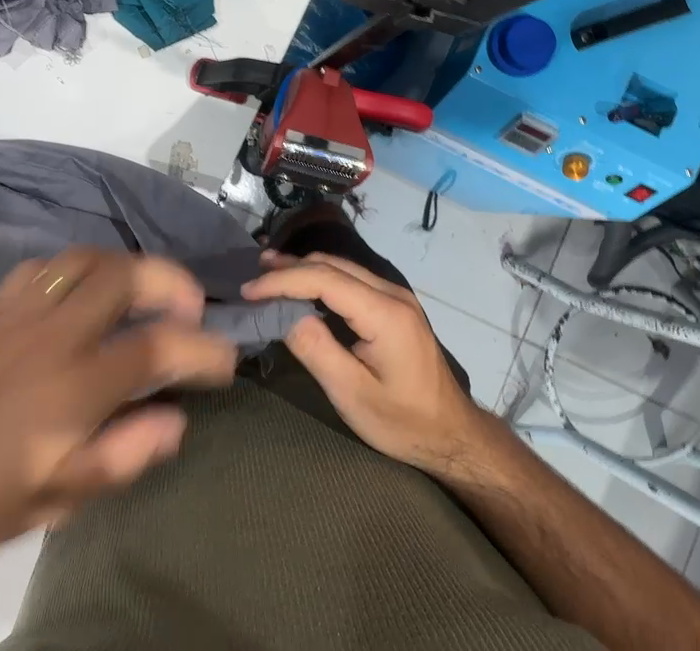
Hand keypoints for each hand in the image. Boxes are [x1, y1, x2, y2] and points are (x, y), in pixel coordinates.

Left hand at [0, 248, 237, 591]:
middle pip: (122, 275)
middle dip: (171, 279)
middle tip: (192, 308)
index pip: (156, 347)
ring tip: (147, 292)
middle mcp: (49, 338)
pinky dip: (75, 269)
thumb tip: (177, 417)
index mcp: (72, 389)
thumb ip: (125, 453)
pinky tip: (83, 294)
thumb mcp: (61, 499)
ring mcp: (16, 319)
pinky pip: (40, 268)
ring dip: (125, 265)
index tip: (226, 359)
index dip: (203, 347)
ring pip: (81, 258)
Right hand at [243, 253, 501, 475]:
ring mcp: (396, 297)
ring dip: (301, 270)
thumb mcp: (352, 393)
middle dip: (287, 268)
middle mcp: (392, 294)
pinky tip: (298, 288)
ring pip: (341, 268)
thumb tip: (281, 314)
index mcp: (384, 313)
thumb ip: (315, 349)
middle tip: (249, 279)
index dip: (281, 280)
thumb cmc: (402, 421)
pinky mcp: (394, 307)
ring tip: (264, 276)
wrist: (451, 435)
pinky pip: (350, 280)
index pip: (323, 278)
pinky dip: (318, 280)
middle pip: (331, 265)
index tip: (247, 291)